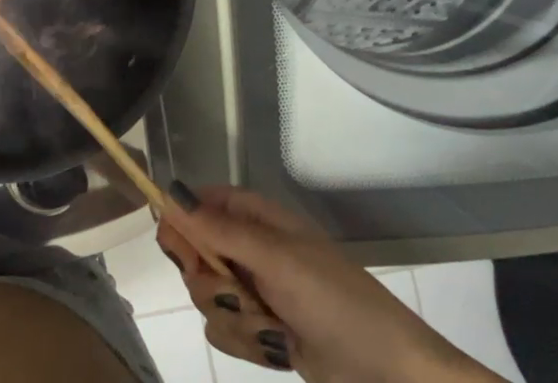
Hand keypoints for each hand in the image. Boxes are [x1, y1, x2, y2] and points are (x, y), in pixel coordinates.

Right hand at [157, 185, 500, 382]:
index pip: (204, 203)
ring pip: (206, 296)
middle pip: (195, 253)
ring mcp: (255, 292)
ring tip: (274, 330)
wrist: (388, 374)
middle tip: (238, 294)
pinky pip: (223, 329)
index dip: (183, 219)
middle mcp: (252, 251)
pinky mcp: (260, 330)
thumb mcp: (277, 259)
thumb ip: (218, 230)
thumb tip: (168, 193)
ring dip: (236, 318)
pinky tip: (278, 349)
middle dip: (211, 282)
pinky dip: (247, 342)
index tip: (176, 246)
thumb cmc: (336, 302)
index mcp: (260, 221)